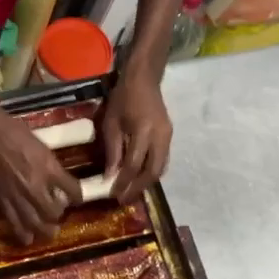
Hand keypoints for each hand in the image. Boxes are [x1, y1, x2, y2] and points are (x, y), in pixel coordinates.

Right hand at [0, 110, 82, 243]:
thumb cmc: (16, 132)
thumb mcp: (42, 146)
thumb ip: (51, 165)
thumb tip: (57, 178)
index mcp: (49, 168)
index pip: (72, 190)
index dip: (78, 197)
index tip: (77, 198)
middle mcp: (36, 186)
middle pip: (53, 212)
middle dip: (58, 216)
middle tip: (59, 215)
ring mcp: (18, 195)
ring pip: (35, 222)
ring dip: (44, 230)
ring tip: (49, 234)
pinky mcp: (3, 199)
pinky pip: (14, 221)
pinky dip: (22, 232)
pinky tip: (27, 239)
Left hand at [100, 76, 172, 203]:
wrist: (144, 79)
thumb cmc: (123, 98)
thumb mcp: (111, 124)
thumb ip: (112, 151)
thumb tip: (110, 177)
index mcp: (144, 131)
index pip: (134, 165)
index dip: (124, 182)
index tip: (113, 195)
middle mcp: (161, 136)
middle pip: (153, 171)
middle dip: (138, 188)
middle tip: (124, 199)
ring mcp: (168, 137)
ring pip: (161, 168)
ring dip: (146, 183)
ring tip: (131, 193)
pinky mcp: (169, 137)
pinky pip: (162, 161)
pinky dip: (151, 172)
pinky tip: (139, 179)